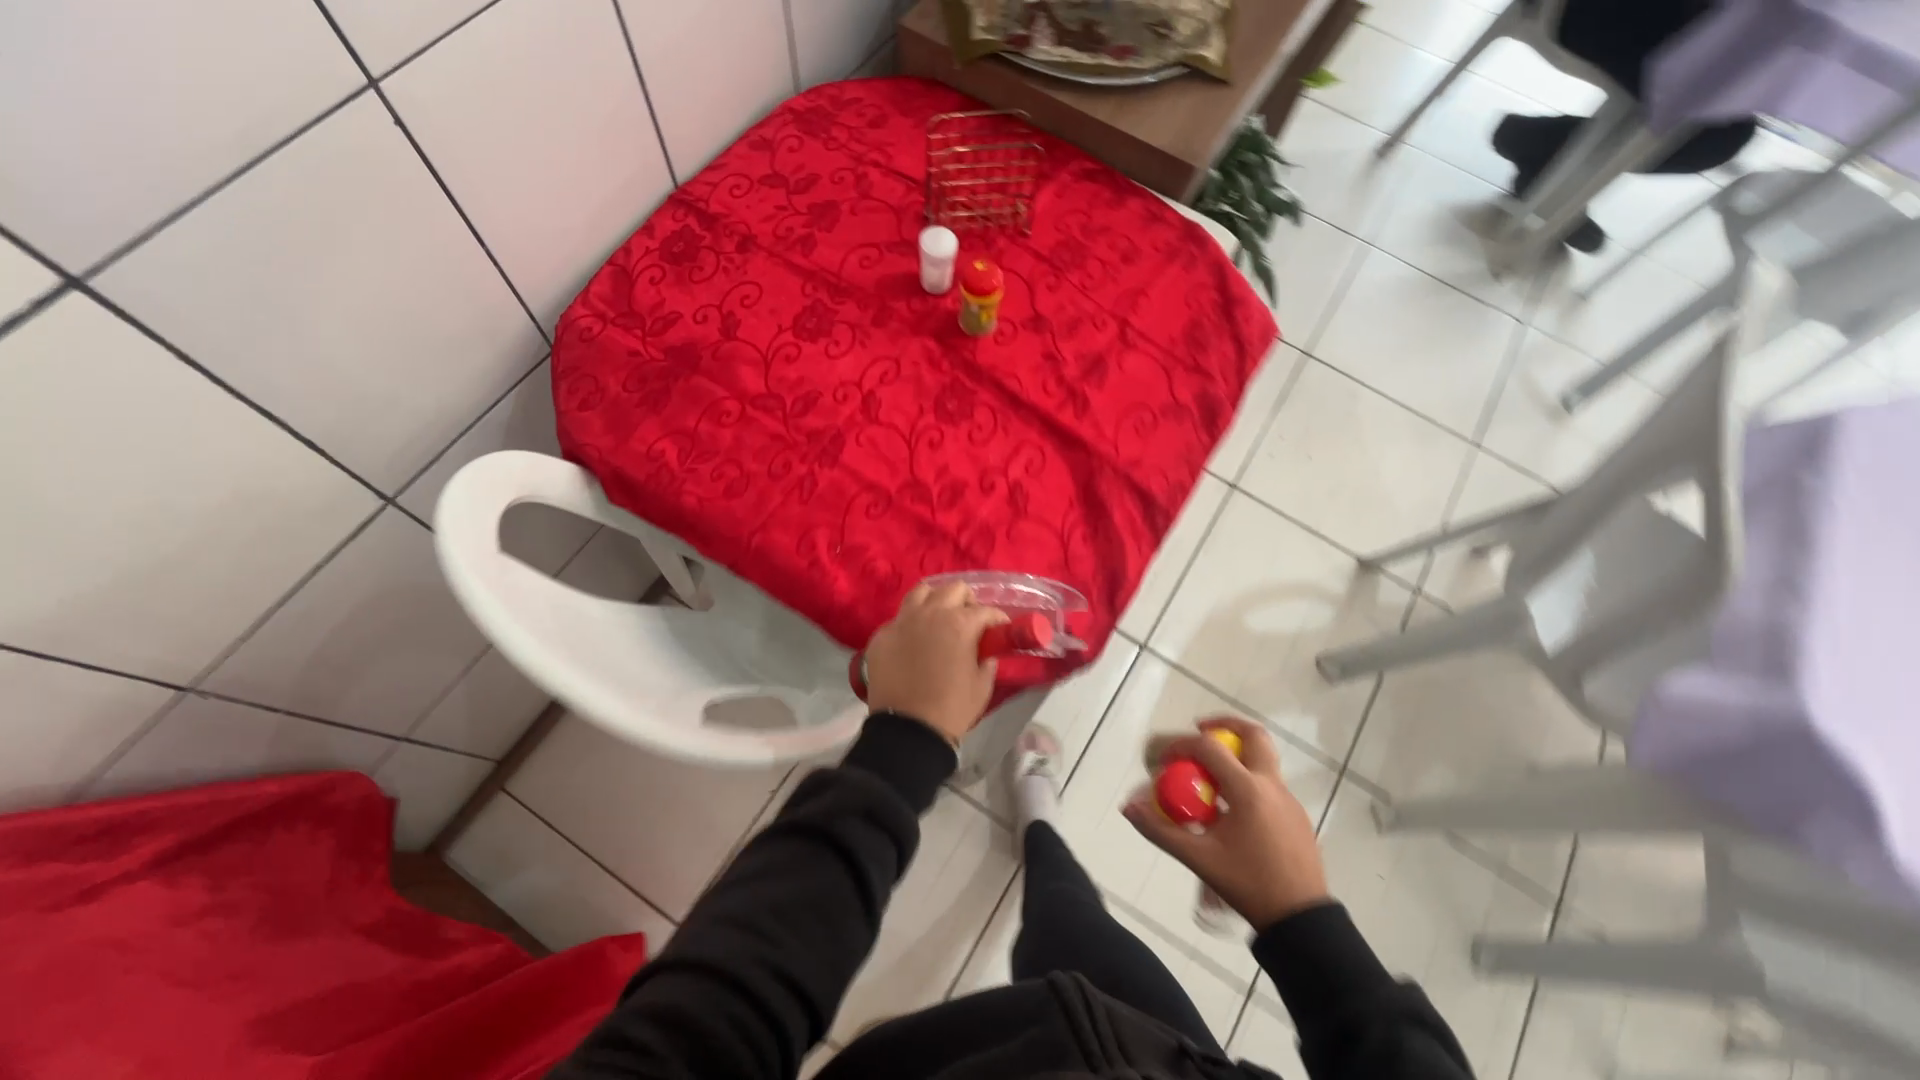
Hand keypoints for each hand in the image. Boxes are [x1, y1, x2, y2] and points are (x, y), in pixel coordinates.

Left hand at [863, 582, 1007, 745]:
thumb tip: (986, 654)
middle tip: (970, 619)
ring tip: (939, 617)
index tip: (1000, 628)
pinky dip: (910, 623)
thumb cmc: (952, 708)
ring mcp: (902, 621)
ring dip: (935, 600)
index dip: (997, 618)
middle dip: (966, 601)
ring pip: (921, 592)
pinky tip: (913, 640)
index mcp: (960, 624)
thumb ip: (987, 661)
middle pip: (954, 589)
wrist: (907, 729)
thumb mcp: (982, 686)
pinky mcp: (881, 635)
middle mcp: (931, 613)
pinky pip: (898, 618)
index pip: (985, 610)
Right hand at [1122, 715, 1330, 930]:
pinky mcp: (1296, 815)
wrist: (1300, 917)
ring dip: (1235, 754)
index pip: (1209, 748)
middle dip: (1224, 725)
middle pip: (1252, 735)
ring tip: (1207, 774)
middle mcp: (1271, 785)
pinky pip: (1268, 783)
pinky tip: (1229, 808)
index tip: (1163, 758)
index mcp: (1248, 790)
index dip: (1181, 745)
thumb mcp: (1199, 859)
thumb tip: (1129, 808)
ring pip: (1263, 758)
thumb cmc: (1248, 884)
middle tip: (1199, 729)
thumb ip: (1160, 831)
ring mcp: (1288, 799)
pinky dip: (1246, 779)